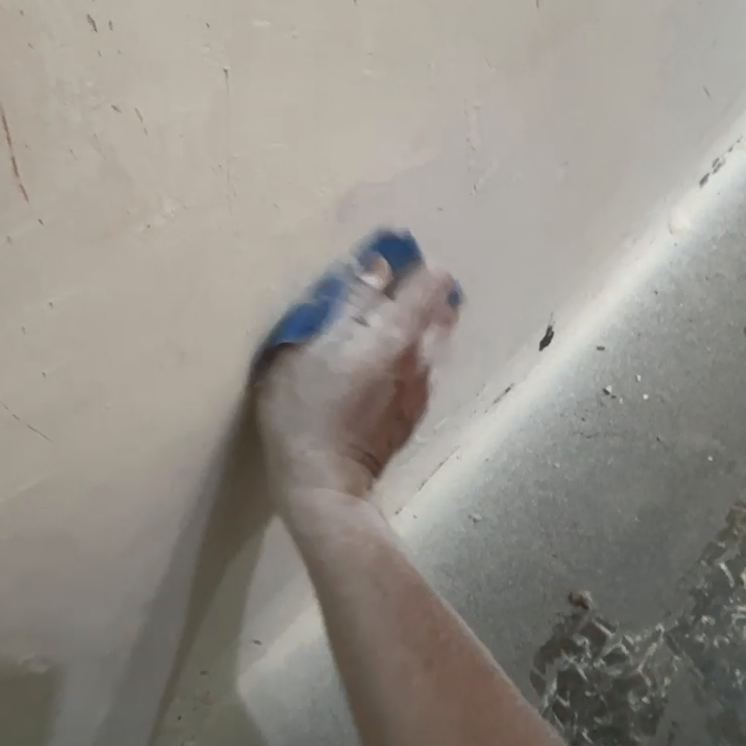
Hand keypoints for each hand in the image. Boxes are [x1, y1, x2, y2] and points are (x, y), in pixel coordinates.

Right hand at [255, 259, 459, 511]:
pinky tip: (383, 366)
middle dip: (424, 292)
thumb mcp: (306, 348)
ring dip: (422, 323)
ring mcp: (423, 386)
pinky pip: (426, 366)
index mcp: (392, 333)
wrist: (324, 482)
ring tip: (385, 328)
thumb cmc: (302, 412)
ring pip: (438, 338)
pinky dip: (414, 354)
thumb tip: (377, 268)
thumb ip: (347, 304)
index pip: (430, 281)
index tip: (392, 263)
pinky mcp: (417, 410)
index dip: (416, 265)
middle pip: (443, 307)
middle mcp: (420, 356)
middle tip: (388, 293)